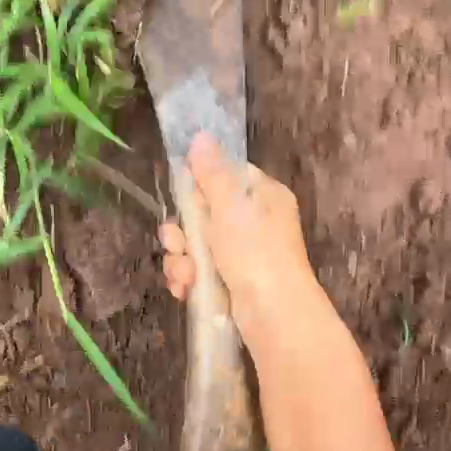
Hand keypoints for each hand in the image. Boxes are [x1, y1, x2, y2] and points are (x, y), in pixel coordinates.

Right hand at [158, 134, 315, 310]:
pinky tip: (185, 289)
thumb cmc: (255, 252)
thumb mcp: (231, 206)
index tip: (184, 198)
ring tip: (186, 275)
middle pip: (202, 213)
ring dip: (181, 260)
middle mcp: (253, 222)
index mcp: (262, 196)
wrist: (272, 313)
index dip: (199, 187)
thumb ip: (212, 173)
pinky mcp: (229, 281)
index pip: (225, 176)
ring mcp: (241, 254)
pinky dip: (188, 280)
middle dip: (182, 232)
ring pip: (194, 246)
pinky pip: (198, 271)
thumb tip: (199, 137)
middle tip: (178, 243)